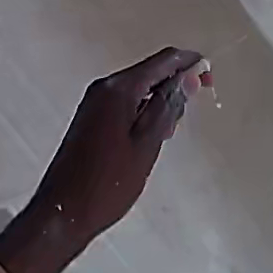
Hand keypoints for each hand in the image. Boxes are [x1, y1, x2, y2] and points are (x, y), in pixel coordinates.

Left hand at [0, 47, 204, 272]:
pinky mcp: (91, 117)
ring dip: (159, 102)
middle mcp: (104, 86)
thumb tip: (189, 75)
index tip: (210, 80)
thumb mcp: (147, 143)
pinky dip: (143, 111)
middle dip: (174, 86)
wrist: (63, 211)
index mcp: (118, 88)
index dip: (189, 64)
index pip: (162, 61)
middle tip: (185, 117)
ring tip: (167, 133)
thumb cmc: (109, 182)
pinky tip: (149, 138)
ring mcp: (94, 101)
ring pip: (138, 88)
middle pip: (149, 72)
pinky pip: (125, 102)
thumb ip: (168, 105)